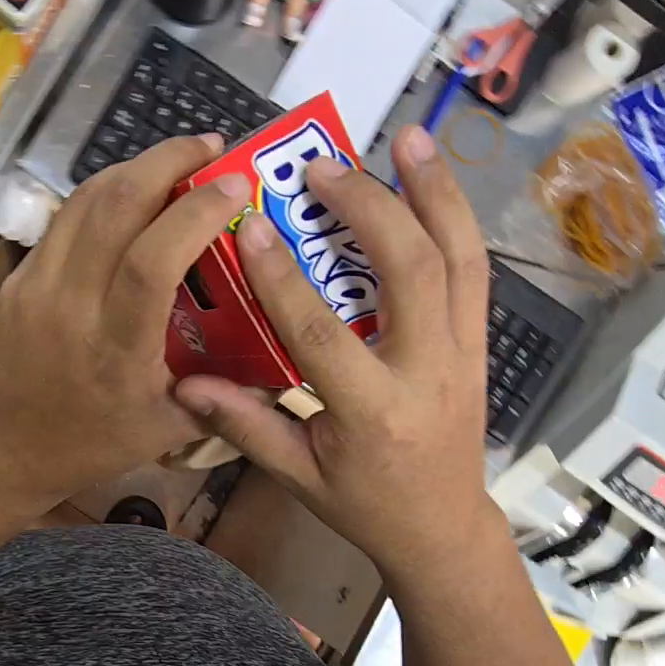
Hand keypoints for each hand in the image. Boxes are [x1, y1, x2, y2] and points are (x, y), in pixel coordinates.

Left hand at [0, 134, 251, 507]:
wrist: (5, 450)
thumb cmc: (92, 444)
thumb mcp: (168, 428)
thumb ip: (223, 390)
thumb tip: (277, 358)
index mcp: (116, 349)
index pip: (154, 259)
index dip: (197, 212)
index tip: (235, 184)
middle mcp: (71, 306)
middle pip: (115, 205)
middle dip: (168, 160)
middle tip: (209, 149)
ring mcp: (35, 286)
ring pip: (85, 200)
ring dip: (135, 169)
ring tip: (174, 165)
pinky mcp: (16, 280)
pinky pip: (63, 221)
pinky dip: (102, 199)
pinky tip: (128, 203)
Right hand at [173, 126, 502, 570]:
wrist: (442, 528)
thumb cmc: (364, 506)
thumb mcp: (298, 475)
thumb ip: (245, 426)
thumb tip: (185, 385)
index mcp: (373, 412)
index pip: (322, 334)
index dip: (282, 279)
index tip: (254, 226)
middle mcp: (428, 371)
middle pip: (411, 271)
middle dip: (368, 208)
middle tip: (323, 166)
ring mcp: (464, 353)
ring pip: (461, 258)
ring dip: (436, 192)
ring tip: (408, 138)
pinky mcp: (479, 344)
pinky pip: (473, 271)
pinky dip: (455, 220)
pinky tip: (433, 184)